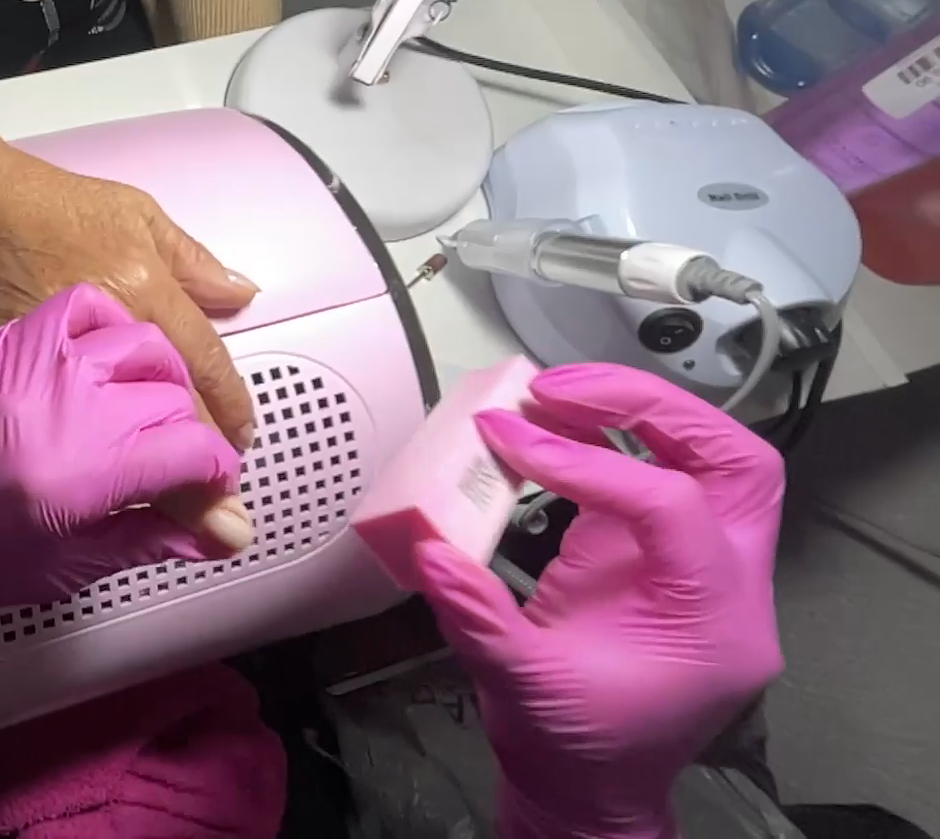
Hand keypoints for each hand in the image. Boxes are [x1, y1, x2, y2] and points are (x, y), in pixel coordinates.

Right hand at [0, 63, 256, 550]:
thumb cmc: (47, 204)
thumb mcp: (134, 211)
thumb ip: (193, 260)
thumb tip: (241, 294)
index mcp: (143, 289)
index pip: (206, 366)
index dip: (232, 412)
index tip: (242, 441)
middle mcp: (106, 334)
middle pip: (170, 417)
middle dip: (202, 468)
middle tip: (222, 501)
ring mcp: (56, 362)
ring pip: (117, 436)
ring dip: (149, 475)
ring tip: (171, 502)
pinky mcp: (15, 377)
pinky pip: (62, 427)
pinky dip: (87, 456)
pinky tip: (101, 478)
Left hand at [0, 284, 244, 652]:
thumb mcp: (59, 569)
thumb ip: (146, 538)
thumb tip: (219, 530)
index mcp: (74, 476)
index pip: (188, 451)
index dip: (218, 474)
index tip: (217, 487)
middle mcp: (57, 407)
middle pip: (173, 393)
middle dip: (199, 427)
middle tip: (191, 454)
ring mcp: (29, 365)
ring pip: (140, 338)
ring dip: (169, 370)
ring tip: (163, 403)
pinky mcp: (4, 344)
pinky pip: (81, 310)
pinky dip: (112, 323)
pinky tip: (115, 355)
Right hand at [412, 363, 784, 838]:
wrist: (587, 775)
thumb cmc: (573, 741)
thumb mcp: (518, 683)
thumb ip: (474, 614)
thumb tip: (430, 549)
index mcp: (707, 619)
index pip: (671, 507)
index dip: (586, 462)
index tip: (505, 438)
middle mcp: (717, 579)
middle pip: (731, 461)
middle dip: (645, 407)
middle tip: (555, 387)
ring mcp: (686, 560)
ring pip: (702, 456)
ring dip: (628, 410)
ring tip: (545, 392)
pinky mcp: (645, 548)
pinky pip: (643, 471)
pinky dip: (598, 436)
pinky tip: (543, 425)